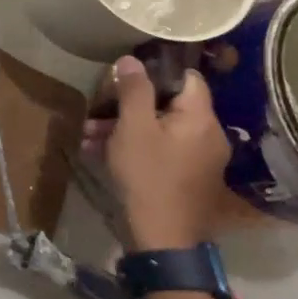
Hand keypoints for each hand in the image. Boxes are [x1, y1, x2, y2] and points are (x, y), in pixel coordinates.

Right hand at [83, 56, 229, 251]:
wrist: (162, 239)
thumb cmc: (148, 176)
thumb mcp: (133, 128)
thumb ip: (134, 91)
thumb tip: (132, 60)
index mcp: (200, 118)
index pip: (187, 77)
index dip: (157, 72)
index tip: (125, 78)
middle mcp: (208, 135)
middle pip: (169, 104)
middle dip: (129, 104)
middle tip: (98, 109)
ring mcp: (200, 160)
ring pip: (160, 129)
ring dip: (125, 127)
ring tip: (89, 134)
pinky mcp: (188, 179)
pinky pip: (161, 150)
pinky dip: (135, 147)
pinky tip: (101, 153)